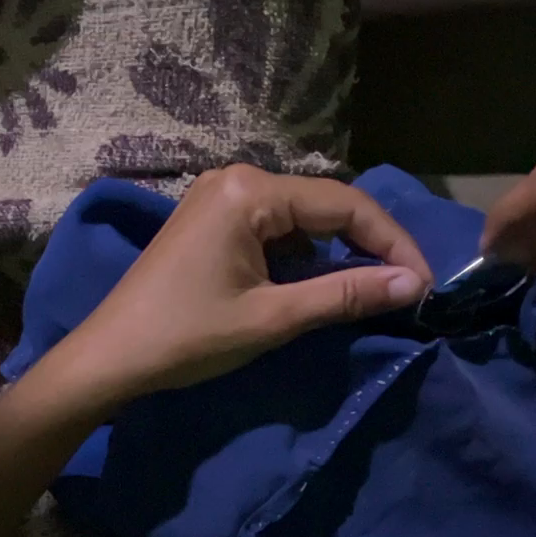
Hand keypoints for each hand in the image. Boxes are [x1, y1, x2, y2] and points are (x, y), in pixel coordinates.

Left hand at [57, 165, 431, 402]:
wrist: (111, 357)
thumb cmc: (188, 337)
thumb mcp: (273, 317)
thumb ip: (345, 294)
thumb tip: (414, 283)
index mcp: (251, 192)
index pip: (346, 204)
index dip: (392, 243)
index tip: (425, 284)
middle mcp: (237, 179)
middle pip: (325, 205)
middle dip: (368, 246)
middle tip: (404, 288)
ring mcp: (220, 197)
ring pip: (301, 218)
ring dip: (336, 252)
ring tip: (369, 291)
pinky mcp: (210, 220)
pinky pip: (273, 229)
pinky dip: (301, 256)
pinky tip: (317, 284)